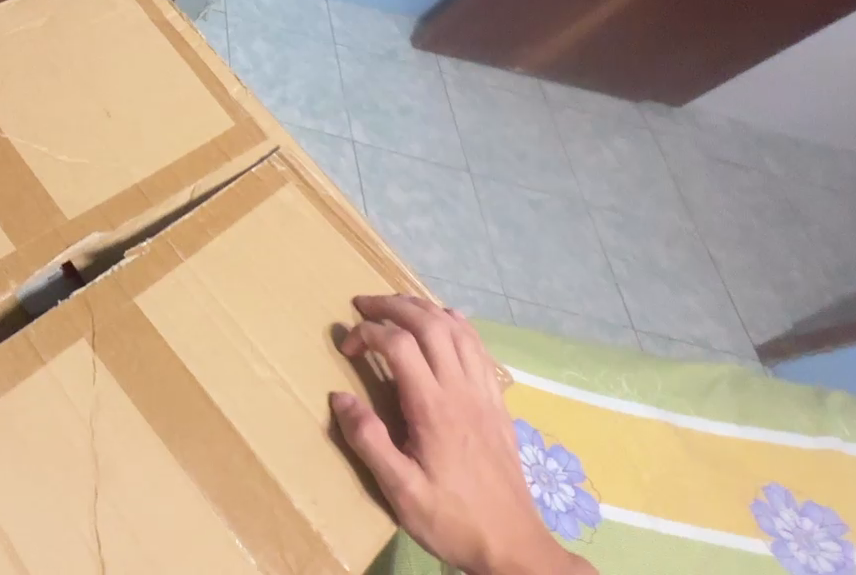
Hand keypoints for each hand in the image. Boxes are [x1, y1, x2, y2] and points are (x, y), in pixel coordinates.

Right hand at [331, 295, 591, 574]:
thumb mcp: (400, 491)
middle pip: (429, 323)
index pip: (398, 344)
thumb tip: (339, 397)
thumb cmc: (452, 520)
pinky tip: (443, 322)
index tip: (347, 346)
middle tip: (362, 305)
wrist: (516, 550)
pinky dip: (456, 324)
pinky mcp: (498, 404)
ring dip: (423, 308)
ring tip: (395, 306)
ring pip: (457, 329)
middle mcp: (461, 390)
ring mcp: (484, 395)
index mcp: (433, 407)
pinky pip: (479, 348)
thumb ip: (368, 441)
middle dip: (391, 306)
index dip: (366, 332)